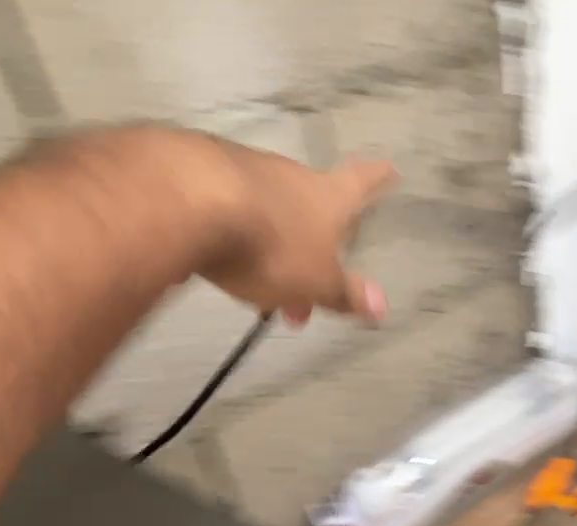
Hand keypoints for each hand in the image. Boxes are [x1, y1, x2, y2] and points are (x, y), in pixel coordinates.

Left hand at [192, 134, 394, 327]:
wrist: (187, 203)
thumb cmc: (270, 245)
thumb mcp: (316, 282)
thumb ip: (346, 294)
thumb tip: (382, 306)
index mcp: (328, 197)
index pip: (362, 182)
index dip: (377, 178)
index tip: (389, 169)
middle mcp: (290, 175)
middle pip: (312, 208)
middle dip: (314, 249)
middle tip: (307, 296)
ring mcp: (244, 169)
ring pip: (270, 214)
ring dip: (273, 251)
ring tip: (259, 289)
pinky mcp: (199, 175)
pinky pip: (229, 210)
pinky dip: (234, 238)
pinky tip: (222, 262)